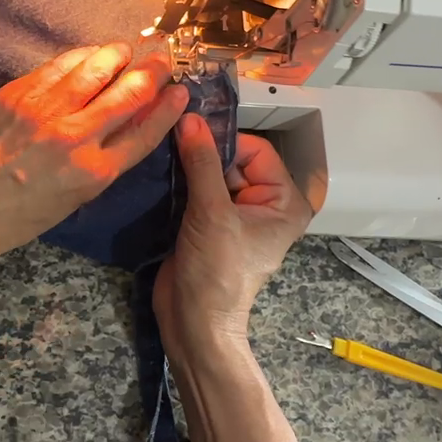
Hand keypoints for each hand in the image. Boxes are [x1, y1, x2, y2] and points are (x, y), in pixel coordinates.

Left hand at [0, 42, 189, 269]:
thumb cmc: (6, 222)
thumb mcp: (65, 206)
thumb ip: (96, 169)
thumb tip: (120, 136)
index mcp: (92, 175)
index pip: (145, 132)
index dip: (168, 108)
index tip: (181, 92)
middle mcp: (76, 138)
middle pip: (128, 95)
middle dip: (153, 72)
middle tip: (165, 56)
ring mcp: (45, 110)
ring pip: (96, 70)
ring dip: (119, 55)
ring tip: (130, 47)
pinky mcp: (17, 93)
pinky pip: (59, 66)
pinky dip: (81, 55)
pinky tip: (92, 51)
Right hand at [154, 115, 313, 355]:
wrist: (193, 323)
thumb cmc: (216, 272)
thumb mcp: (212, 213)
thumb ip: (201, 163)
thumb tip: (189, 118)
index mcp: (283, 202)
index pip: (256, 151)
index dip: (225, 140)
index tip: (190, 128)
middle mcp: (263, 204)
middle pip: (232, 159)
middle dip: (203, 150)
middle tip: (169, 135)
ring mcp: (233, 214)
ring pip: (210, 173)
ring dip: (187, 164)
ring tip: (160, 150)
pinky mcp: (206, 223)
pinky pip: (196, 190)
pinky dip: (180, 181)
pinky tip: (159, 171)